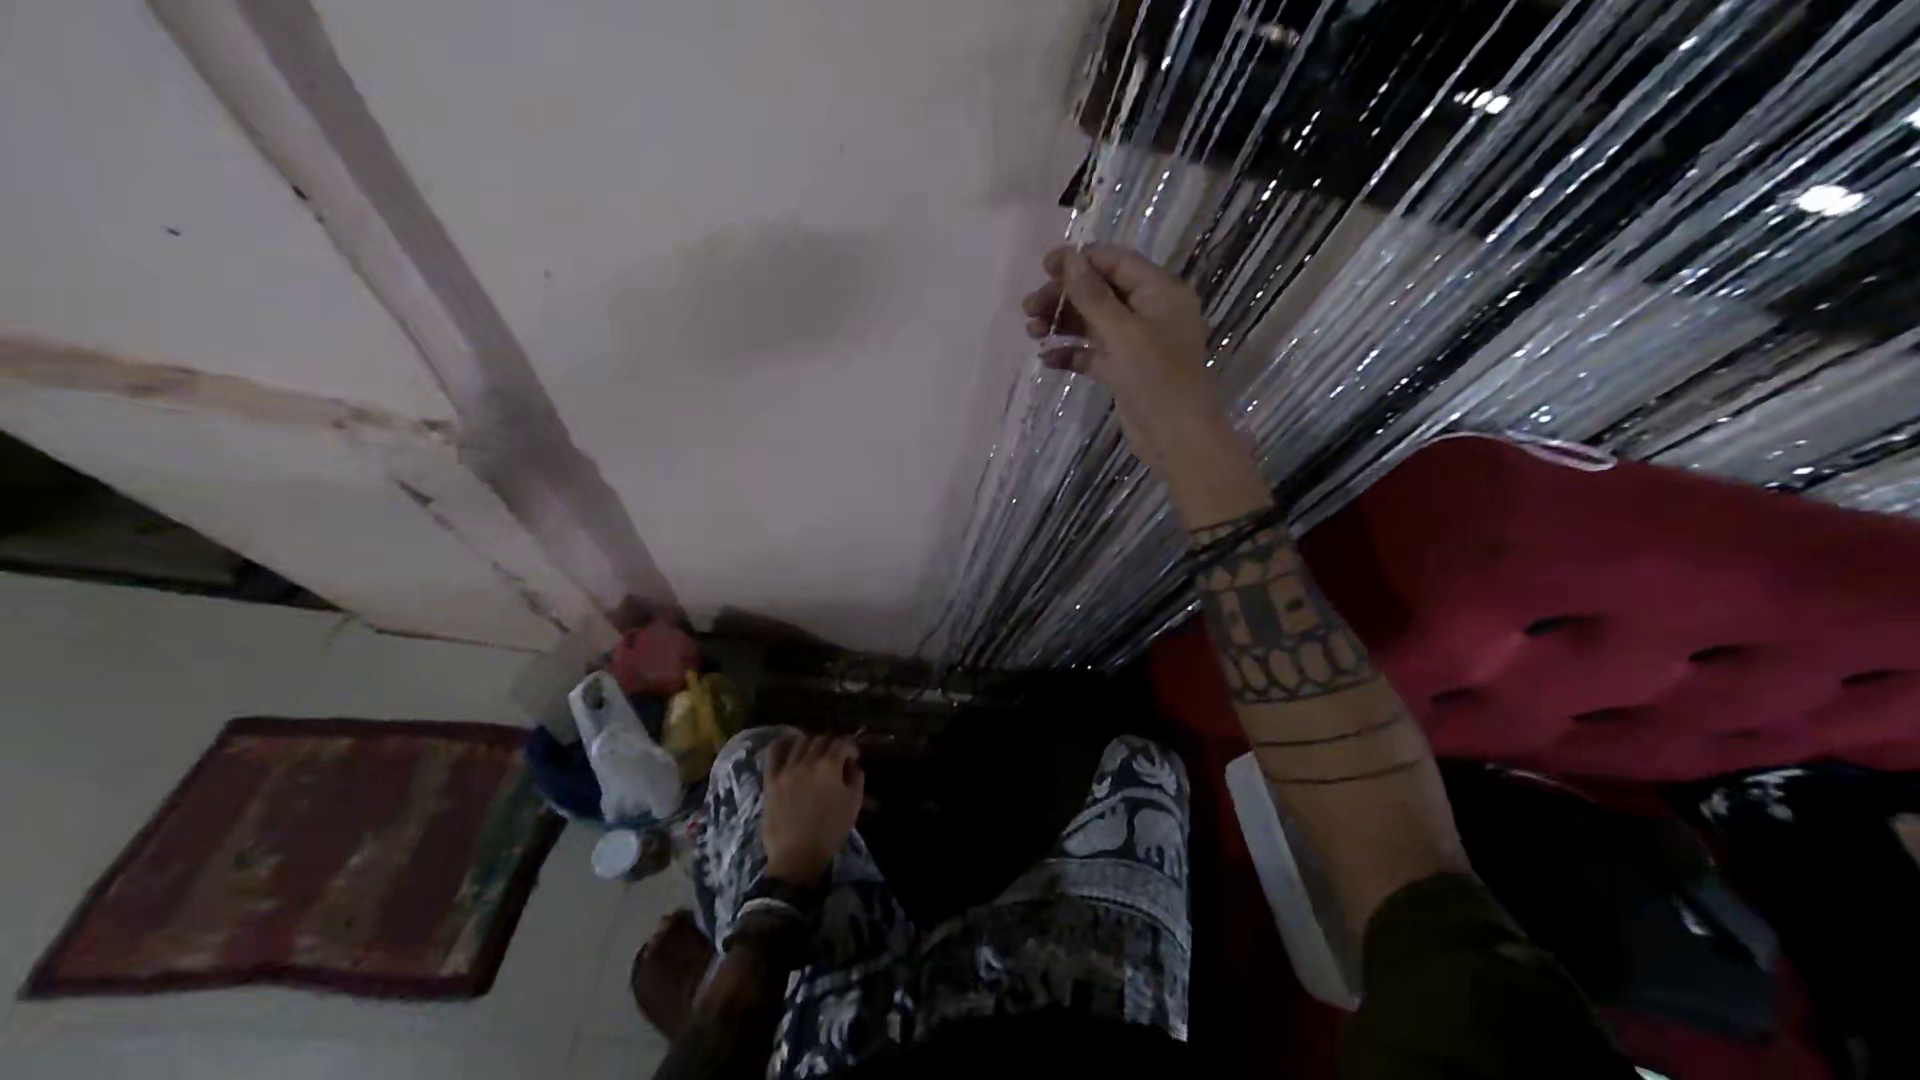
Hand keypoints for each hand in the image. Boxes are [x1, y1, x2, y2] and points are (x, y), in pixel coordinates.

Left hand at [760, 734, 863, 885]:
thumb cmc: (830, 831)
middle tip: (836, 756)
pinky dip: (782, 744)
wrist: (797, 856)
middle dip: (832, 744)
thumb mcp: (854, 804)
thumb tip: (852, 764)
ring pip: (800, 742)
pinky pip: (773, 752)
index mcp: (829, 766)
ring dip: (811, 743)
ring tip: (814, 754)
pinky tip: (789, 746)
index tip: (853, 757)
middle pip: (821, 739)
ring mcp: (786, 769)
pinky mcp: (771, 779)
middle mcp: (807, 761)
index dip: (851, 748)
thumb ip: (856, 778)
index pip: (843, 743)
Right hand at [1021, 245, 1267, 525]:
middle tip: (1029, 309)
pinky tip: (1046, 359)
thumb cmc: (1158, 378)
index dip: (1080, 261)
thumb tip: (1069, 258)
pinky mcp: (1123, 369)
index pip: (1115, 263)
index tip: (1044, 268)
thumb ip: (1093, 296)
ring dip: (1062, 324)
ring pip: (1092, 323)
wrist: (1176, 437)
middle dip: (1064, 297)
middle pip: (1099, 292)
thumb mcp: (1124, 332)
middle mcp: (1148, 311)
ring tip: (1031, 332)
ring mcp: (1135, 342)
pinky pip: (1092, 353)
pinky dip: (1070, 353)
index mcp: (1160, 292)